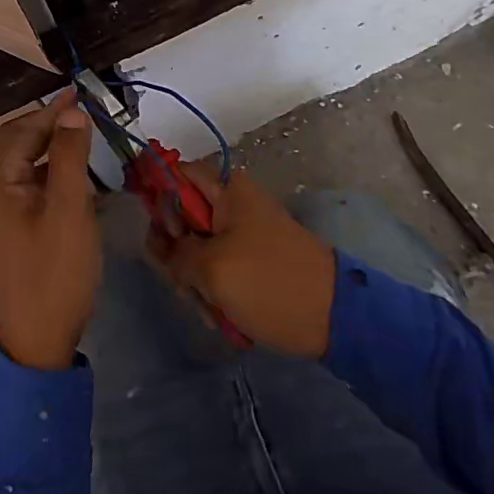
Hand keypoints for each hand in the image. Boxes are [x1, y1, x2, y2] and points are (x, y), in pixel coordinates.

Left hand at [0, 91, 100, 369]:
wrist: (42, 336)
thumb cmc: (56, 270)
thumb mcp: (70, 209)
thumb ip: (70, 157)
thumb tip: (72, 111)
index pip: (20, 131)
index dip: (49, 109)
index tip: (79, 93)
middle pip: (18, 143)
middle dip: (48, 124)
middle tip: (82, 113)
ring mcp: (4, 212)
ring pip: (26, 164)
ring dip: (52, 145)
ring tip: (83, 136)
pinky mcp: (18, 228)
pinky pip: (33, 184)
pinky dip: (53, 170)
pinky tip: (76, 174)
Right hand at [148, 164, 336, 358]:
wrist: (332, 318)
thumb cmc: (269, 282)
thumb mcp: (211, 268)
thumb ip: (175, 252)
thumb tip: (167, 247)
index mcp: (227, 189)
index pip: (176, 176)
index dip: (162, 201)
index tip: (167, 235)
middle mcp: (232, 205)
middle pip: (181, 218)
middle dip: (177, 255)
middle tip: (186, 283)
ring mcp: (242, 235)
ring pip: (195, 250)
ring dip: (195, 282)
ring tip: (212, 310)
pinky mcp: (250, 263)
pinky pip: (215, 271)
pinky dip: (213, 294)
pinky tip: (222, 318)